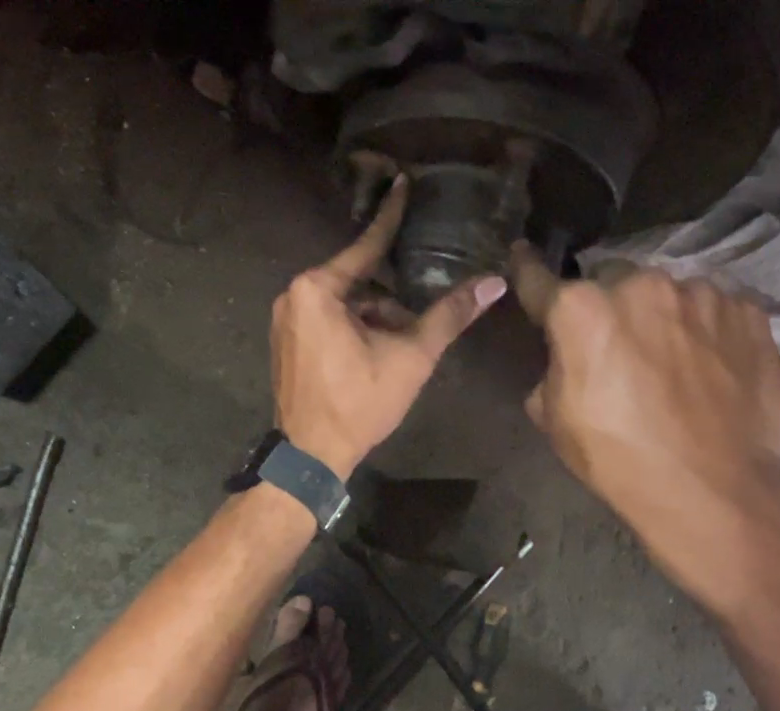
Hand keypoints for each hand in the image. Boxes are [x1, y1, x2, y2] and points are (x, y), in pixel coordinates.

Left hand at [271, 177, 505, 476]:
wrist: (311, 456)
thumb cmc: (357, 404)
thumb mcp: (409, 358)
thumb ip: (448, 316)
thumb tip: (494, 284)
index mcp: (316, 291)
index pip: (365, 247)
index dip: (391, 219)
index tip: (403, 185)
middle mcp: (293, 298)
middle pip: (355, 279)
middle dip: (390, 292)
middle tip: (422, 301)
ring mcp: (285, 322)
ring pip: (343, 304)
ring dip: (375, 316)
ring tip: (406, 339)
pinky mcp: (286, 344)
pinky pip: (326, 322)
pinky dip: (355, 328)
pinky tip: (380, 350)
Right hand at [510, 241, 779, 612]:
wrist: (709, 484)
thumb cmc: (615, 455)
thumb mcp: (554, 418)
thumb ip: (554, 370)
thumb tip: (568, 358)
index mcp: (582, 311)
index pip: (541, 281)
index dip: (527, 271)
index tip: (521, 254)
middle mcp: (641, 286)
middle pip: (613, 283)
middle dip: (609, 307)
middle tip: (616, 349)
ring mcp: (703, 295)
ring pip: (669, 296)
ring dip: (662, 319)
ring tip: (671, 366)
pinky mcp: (751, 313)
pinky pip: (715, 313)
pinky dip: (706, 333)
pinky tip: (708, 371)